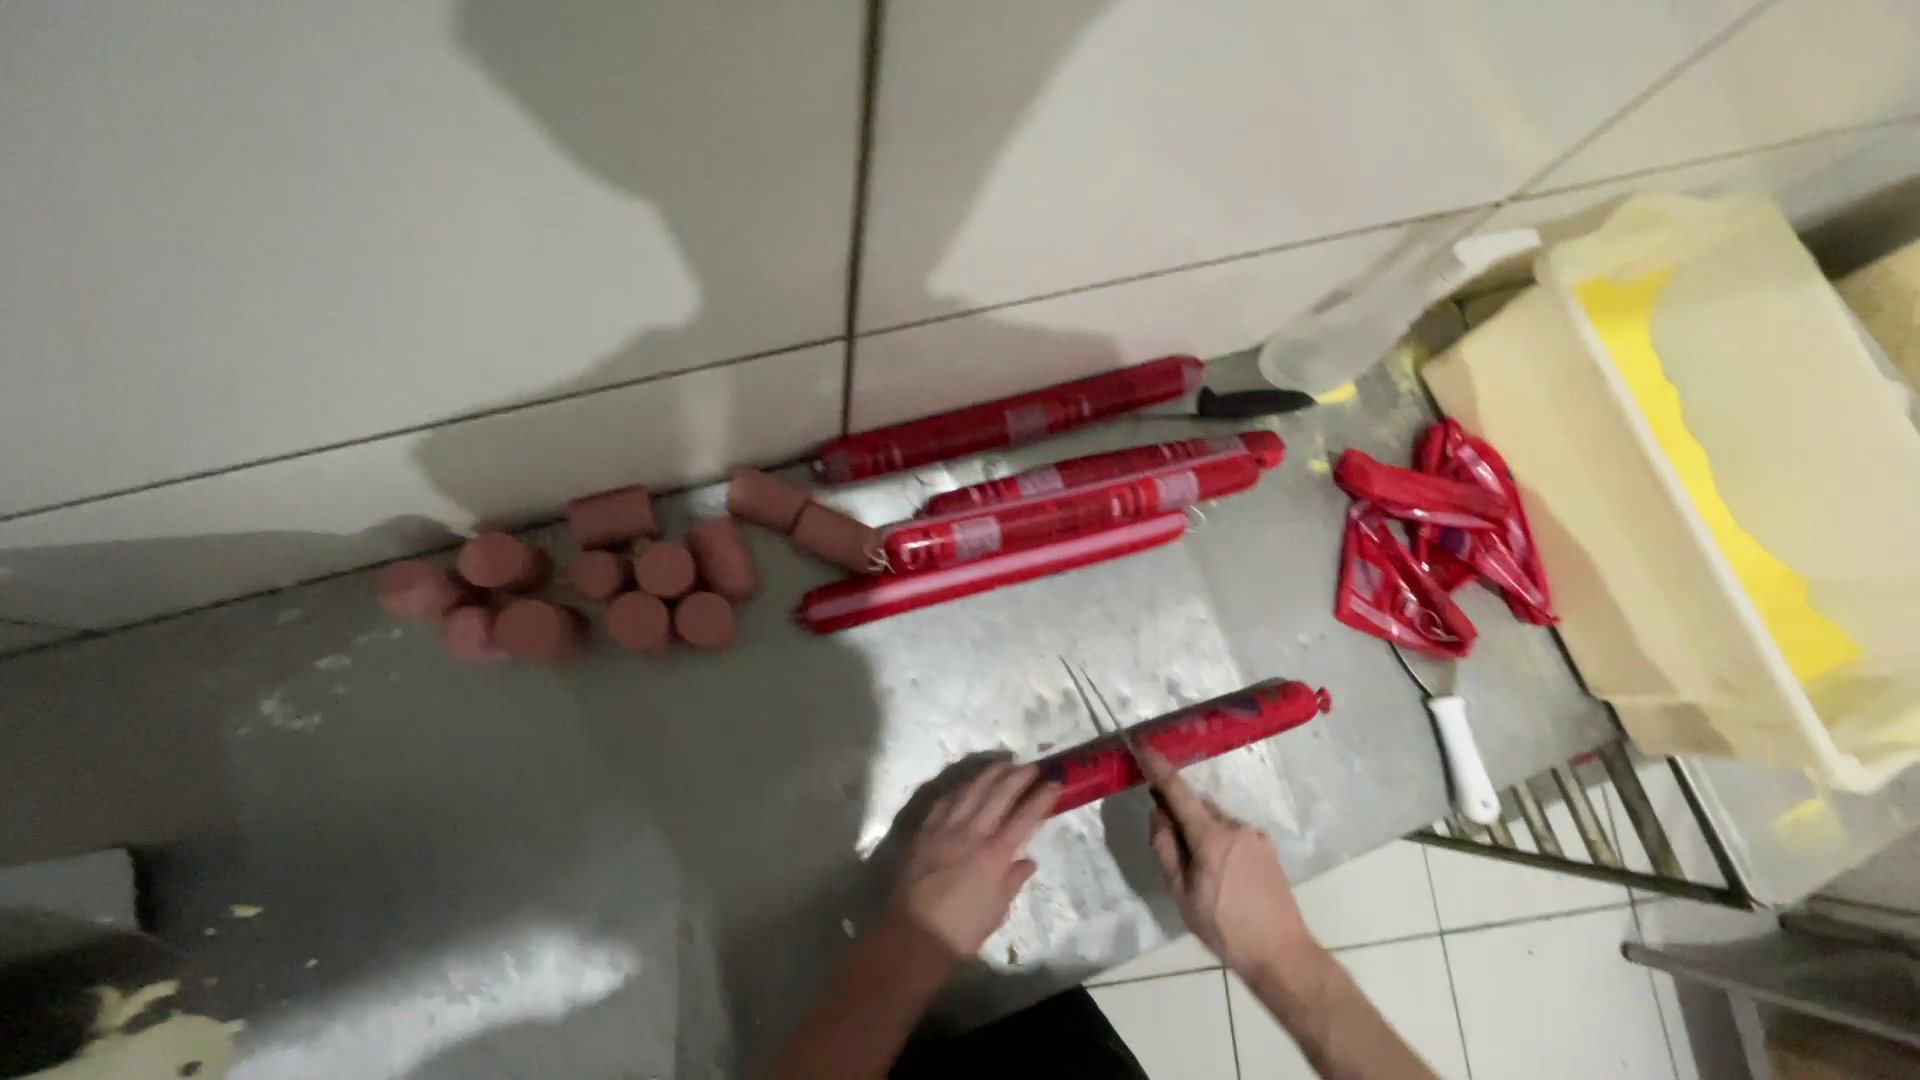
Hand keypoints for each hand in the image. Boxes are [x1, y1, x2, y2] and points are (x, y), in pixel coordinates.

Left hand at [888, 762, 1058, 957]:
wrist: (915, 934)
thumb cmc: (961, 930)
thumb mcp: (997, 910)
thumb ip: (1013, 880)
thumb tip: (1028, 861)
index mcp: (995, 854)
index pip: (1025, 817)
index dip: (1042, 797)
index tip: (1054, 783)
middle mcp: (972, 833)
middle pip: (999, 794)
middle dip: (1019, 776)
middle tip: (1032, 766)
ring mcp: (946, 828)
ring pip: (971, 790)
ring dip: (990, 774)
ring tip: (1004, 764)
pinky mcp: (925, 831)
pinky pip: (946, 801)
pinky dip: (961, 789)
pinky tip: (968, 784)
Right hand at [1142, 750, 1317, 974]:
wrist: (1282, 954)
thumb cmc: (1224, 927)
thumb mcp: (1181, 893)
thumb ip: (1166, 848)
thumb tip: (1158, 814)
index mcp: (1211, 836)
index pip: (1179, 792)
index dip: (1159, 770)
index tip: (1144, 748)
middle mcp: (1235, 826)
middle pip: (1198, 805)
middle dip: (1179, 811)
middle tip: (1167, 838)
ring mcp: (1255, 836)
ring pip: (1216, 820)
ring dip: (1201, 829)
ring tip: (1198, 869)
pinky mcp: (1267, 849)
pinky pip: (1233, 833)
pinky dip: (1219, 840)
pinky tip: (1221, 873)